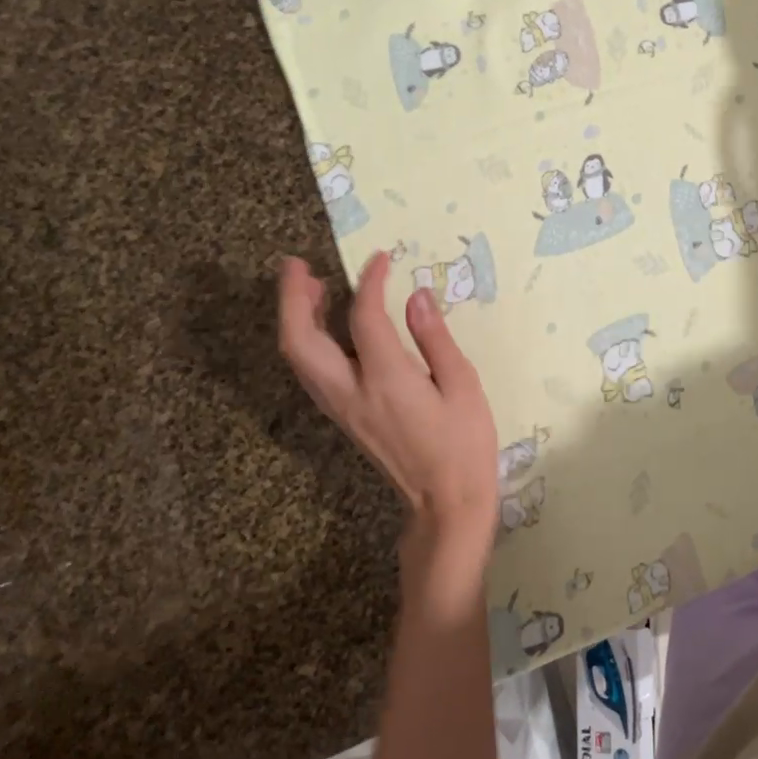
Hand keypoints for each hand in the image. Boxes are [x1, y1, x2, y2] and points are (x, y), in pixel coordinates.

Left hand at [278, 252, 499, 552]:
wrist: (445, 500)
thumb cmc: (465, 443)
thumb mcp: (464, 386)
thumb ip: (436, 339)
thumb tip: (417, 298)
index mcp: (386, 379)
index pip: (364, 318)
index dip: (370, 283)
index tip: (382, 258)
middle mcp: (351, 391)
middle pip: (300, 340)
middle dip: (292, 299)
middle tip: (299, 266)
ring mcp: (341, 408)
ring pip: (298, 357)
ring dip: (295, 319)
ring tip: (310, 289)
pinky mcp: (345, 417)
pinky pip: (312, 371)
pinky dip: (309, 341)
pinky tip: (328, 329)